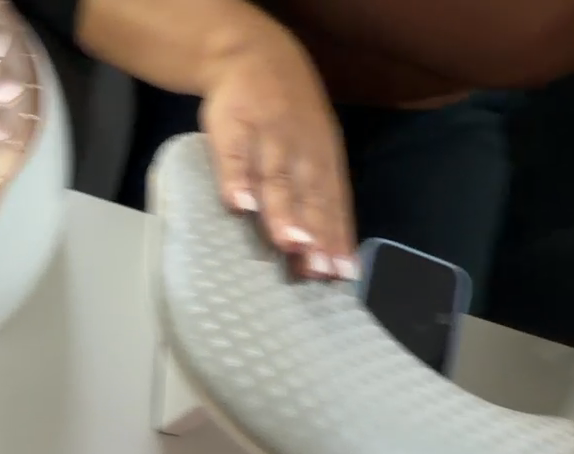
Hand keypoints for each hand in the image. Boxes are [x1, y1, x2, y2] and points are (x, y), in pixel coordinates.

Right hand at [198, 8, 354, 280]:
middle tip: (319, 269)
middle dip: (316, 232)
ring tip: (288, 243)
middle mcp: (300, 151)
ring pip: (278, 179)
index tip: (340, 276)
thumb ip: (309, 199)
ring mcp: (267, 138)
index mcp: (320, 160)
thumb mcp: (305, 151)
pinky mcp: (233, 129)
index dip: (336, 238)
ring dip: (284, 212)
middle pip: (309, 196)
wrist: (250, 56)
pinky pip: (235, 156)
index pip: (332, 204)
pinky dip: (236, 179)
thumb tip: (313, 252)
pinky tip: (236, 205)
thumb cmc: (280, 118)